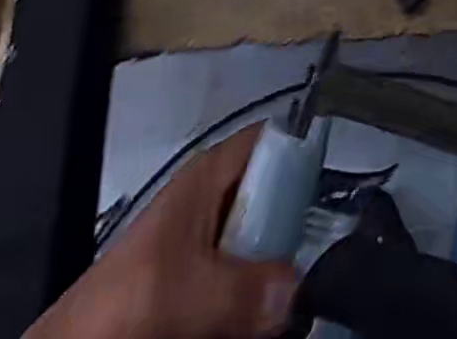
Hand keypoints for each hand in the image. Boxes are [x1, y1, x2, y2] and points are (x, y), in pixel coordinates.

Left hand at [26, 126, 298, 338]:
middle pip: (282, 195)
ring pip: (274, 240)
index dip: (304, 151)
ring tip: (295, 296)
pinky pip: (257, 277)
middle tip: (317, 258)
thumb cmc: (125, 301)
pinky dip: (266, 298)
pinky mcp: (213, 277)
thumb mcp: (183, 290)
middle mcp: (220, 200)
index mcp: (211, 177)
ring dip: (285, 270)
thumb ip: (241, 288)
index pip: (272, 139)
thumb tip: (299, 287)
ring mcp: (217, 240)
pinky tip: (267, 318)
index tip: (331, 187)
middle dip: (300, 226)